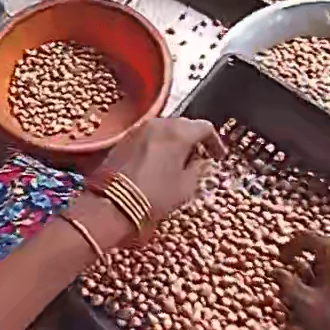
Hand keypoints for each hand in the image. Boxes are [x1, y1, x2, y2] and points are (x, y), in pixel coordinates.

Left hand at [95, 117, 224, 227]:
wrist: (111, 205)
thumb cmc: (153, 196)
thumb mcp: (185, 187)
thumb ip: (199, 169)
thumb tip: (202, 162)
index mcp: (178, 132)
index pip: (205, 128)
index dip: (215, 142)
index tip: (218, 156)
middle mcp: (157, 124)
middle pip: (183, 125)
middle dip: (193, 140)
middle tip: (199, 159)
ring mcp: (137, 130)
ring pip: (163, 130)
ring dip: (173, 142)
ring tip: (178, 162)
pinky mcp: (122, 140)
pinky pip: (146, 138)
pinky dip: (156, 146)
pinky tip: (158, 163)